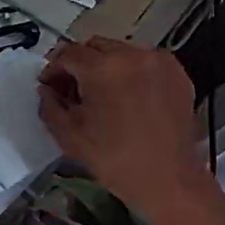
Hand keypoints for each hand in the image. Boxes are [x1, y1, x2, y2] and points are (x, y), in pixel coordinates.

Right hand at [37, 37, 221, 217]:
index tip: (48, 86)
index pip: (67, 53)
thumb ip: (49, 105)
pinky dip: (130, 73)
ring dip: (104, 66)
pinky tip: (126, 98)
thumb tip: (47, 89)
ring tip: (100, 94)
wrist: (167, 178)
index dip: (52, 68)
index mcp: (102, 68)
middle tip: (71, 90)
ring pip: (120, 52)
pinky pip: (144, 62)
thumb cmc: (112, 159)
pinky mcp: (177, 74)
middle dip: (78, 63)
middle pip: (95, 46)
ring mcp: (158, 62)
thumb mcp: (68, 135)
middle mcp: (132, 55)